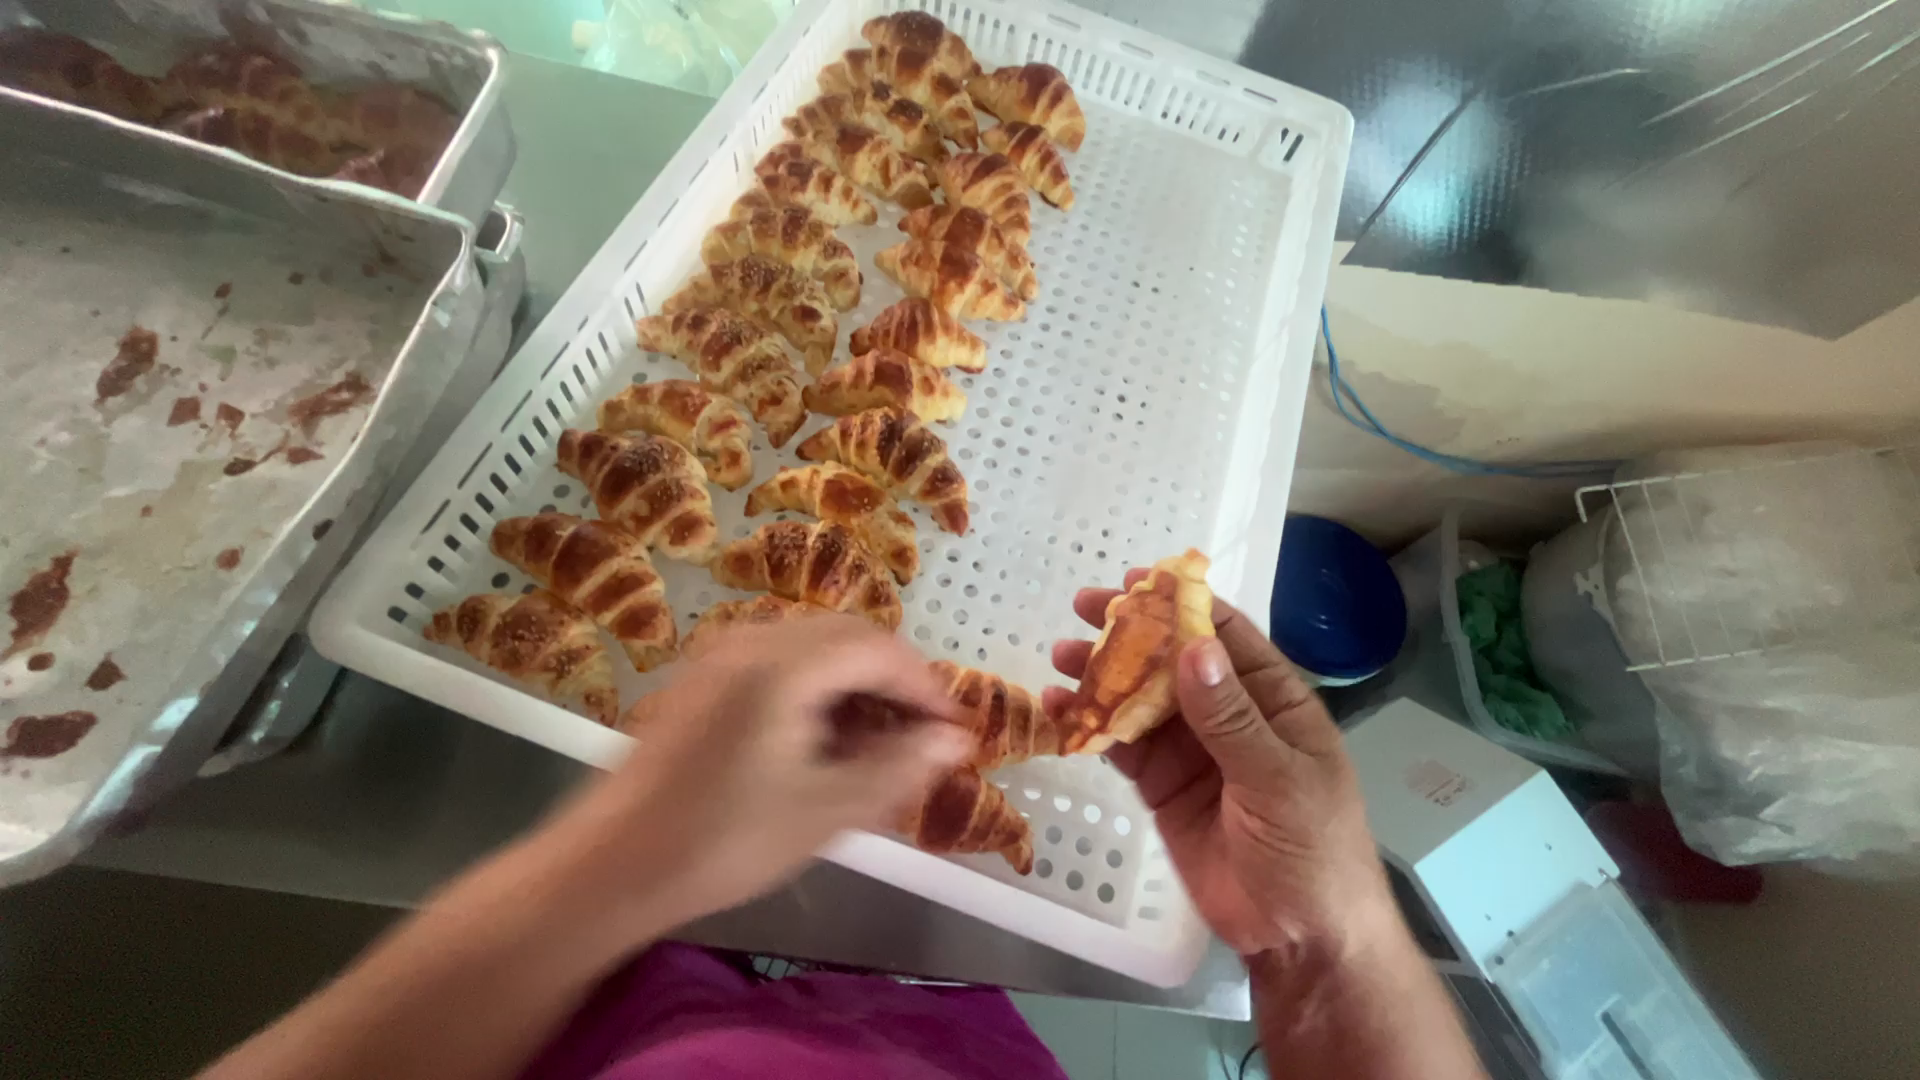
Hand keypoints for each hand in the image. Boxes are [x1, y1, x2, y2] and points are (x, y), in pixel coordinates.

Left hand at [536, 615, 971, 941]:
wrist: (606, 867)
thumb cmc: (721, 842)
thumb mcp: (824, 811)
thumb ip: (898, 768)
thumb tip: (954, 740)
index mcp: (784, 664)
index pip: (878, 649)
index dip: (925, 686)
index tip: (953, 728)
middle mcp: (753, 640)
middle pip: (848, 636)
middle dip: (894, 681)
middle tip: (921, 734)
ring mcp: (722, 654)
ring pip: (815, 646)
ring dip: (857, 682)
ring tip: (878, 740)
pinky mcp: (704, 676)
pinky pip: (781, 660)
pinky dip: (818, 686)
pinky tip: (823, 735)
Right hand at [1045, 571, 1395, 960]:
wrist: (1297, 939)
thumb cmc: (1311, 851)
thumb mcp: (1279, 781)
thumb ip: (1231, 718)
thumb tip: (1194, 647)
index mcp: (1272, 702)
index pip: (1225, 636)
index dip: (1182, 604)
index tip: (1136, 581)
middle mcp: (1227, 714)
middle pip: (1172, 660)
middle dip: (1130, 633)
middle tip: (1084, 608)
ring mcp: (1191, 749)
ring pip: (1140, 698)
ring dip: (1102, 675)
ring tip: (1061, 656)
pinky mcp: (1161, 783)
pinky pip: (1122, 743)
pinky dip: (1091, 725)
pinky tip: (1059, 710)